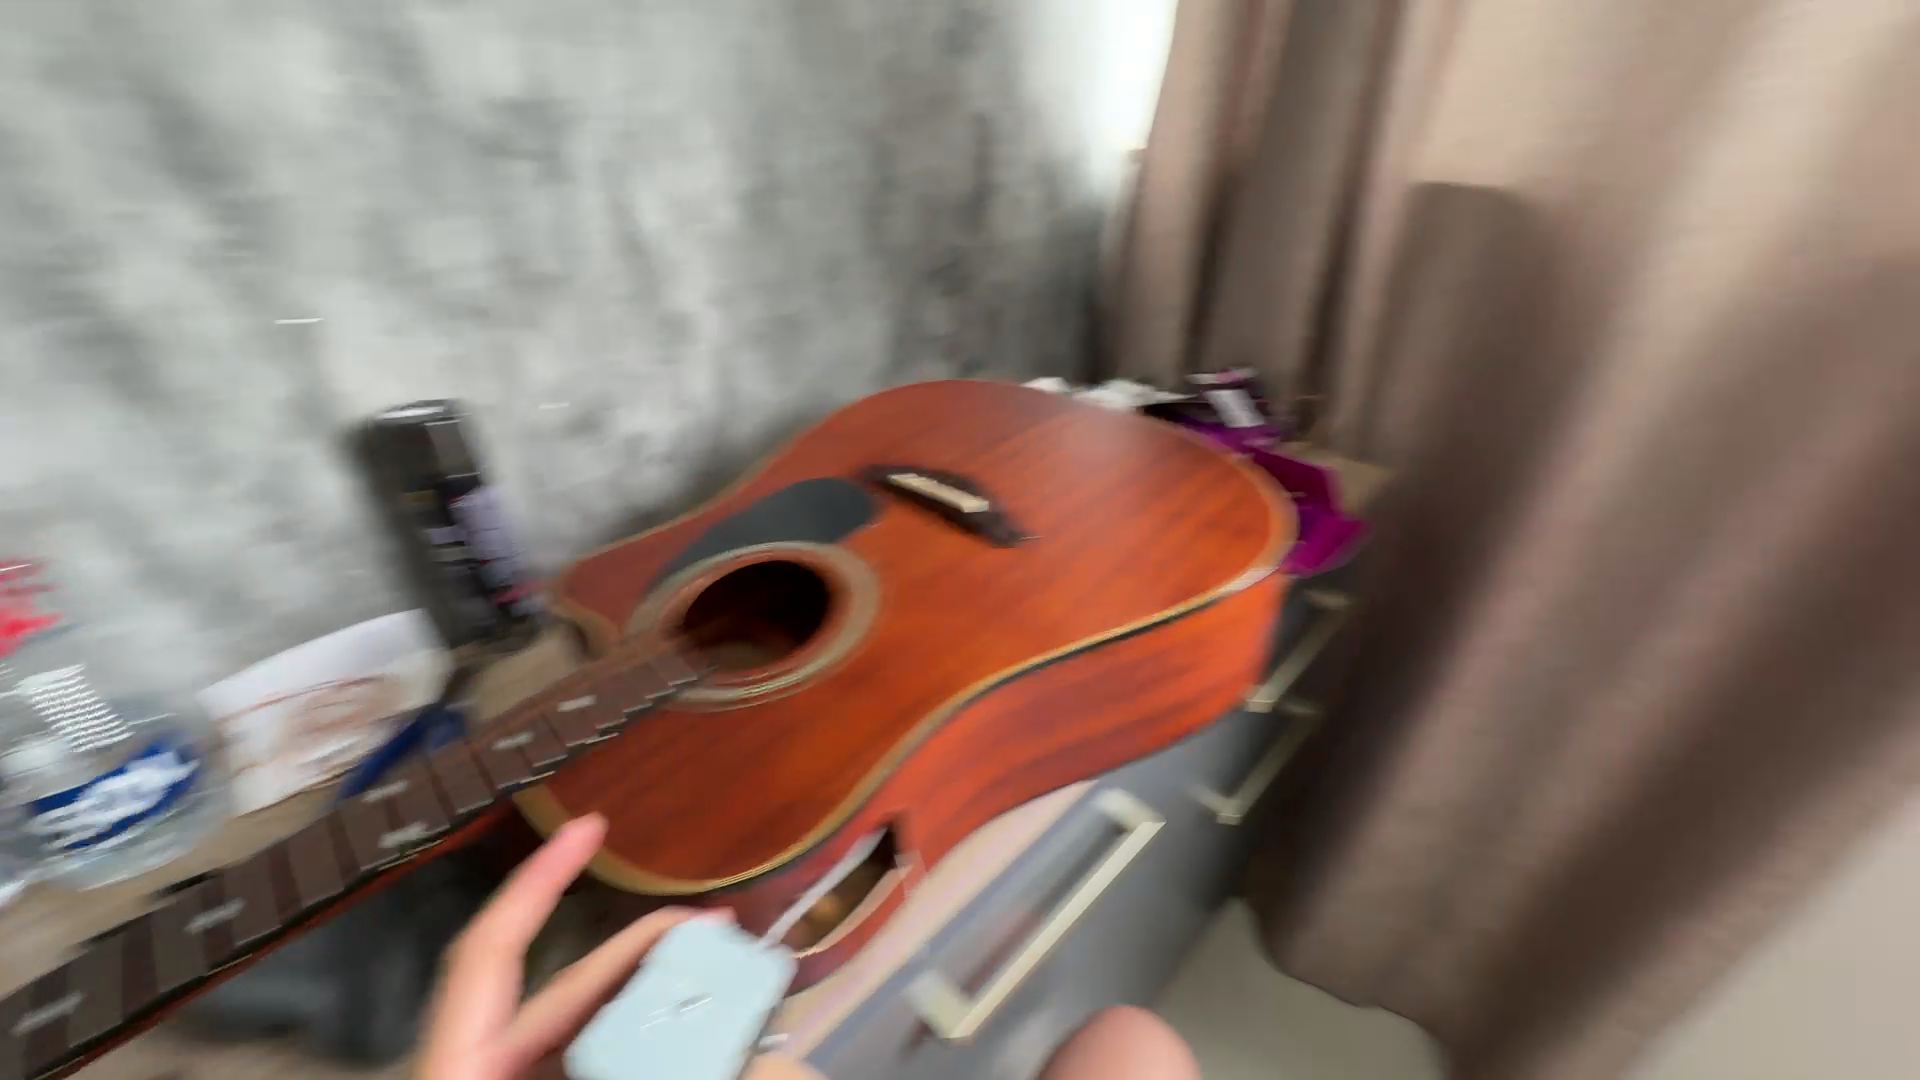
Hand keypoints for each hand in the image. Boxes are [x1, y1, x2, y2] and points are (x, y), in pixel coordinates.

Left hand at [414, 814, 826, 1079]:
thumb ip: (683, 1071)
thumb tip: (786, 1068)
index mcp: (463, 1075)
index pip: (490, 957)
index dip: (537, 884)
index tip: (595, 825)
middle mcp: (492, 1074)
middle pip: (574, 993)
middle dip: (649, 953)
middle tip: (722, 930)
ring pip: (602, 1036)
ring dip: (666, 1007)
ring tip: (728, 987)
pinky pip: (616, 1062)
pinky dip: (663, 1050)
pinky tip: (709, 1045)